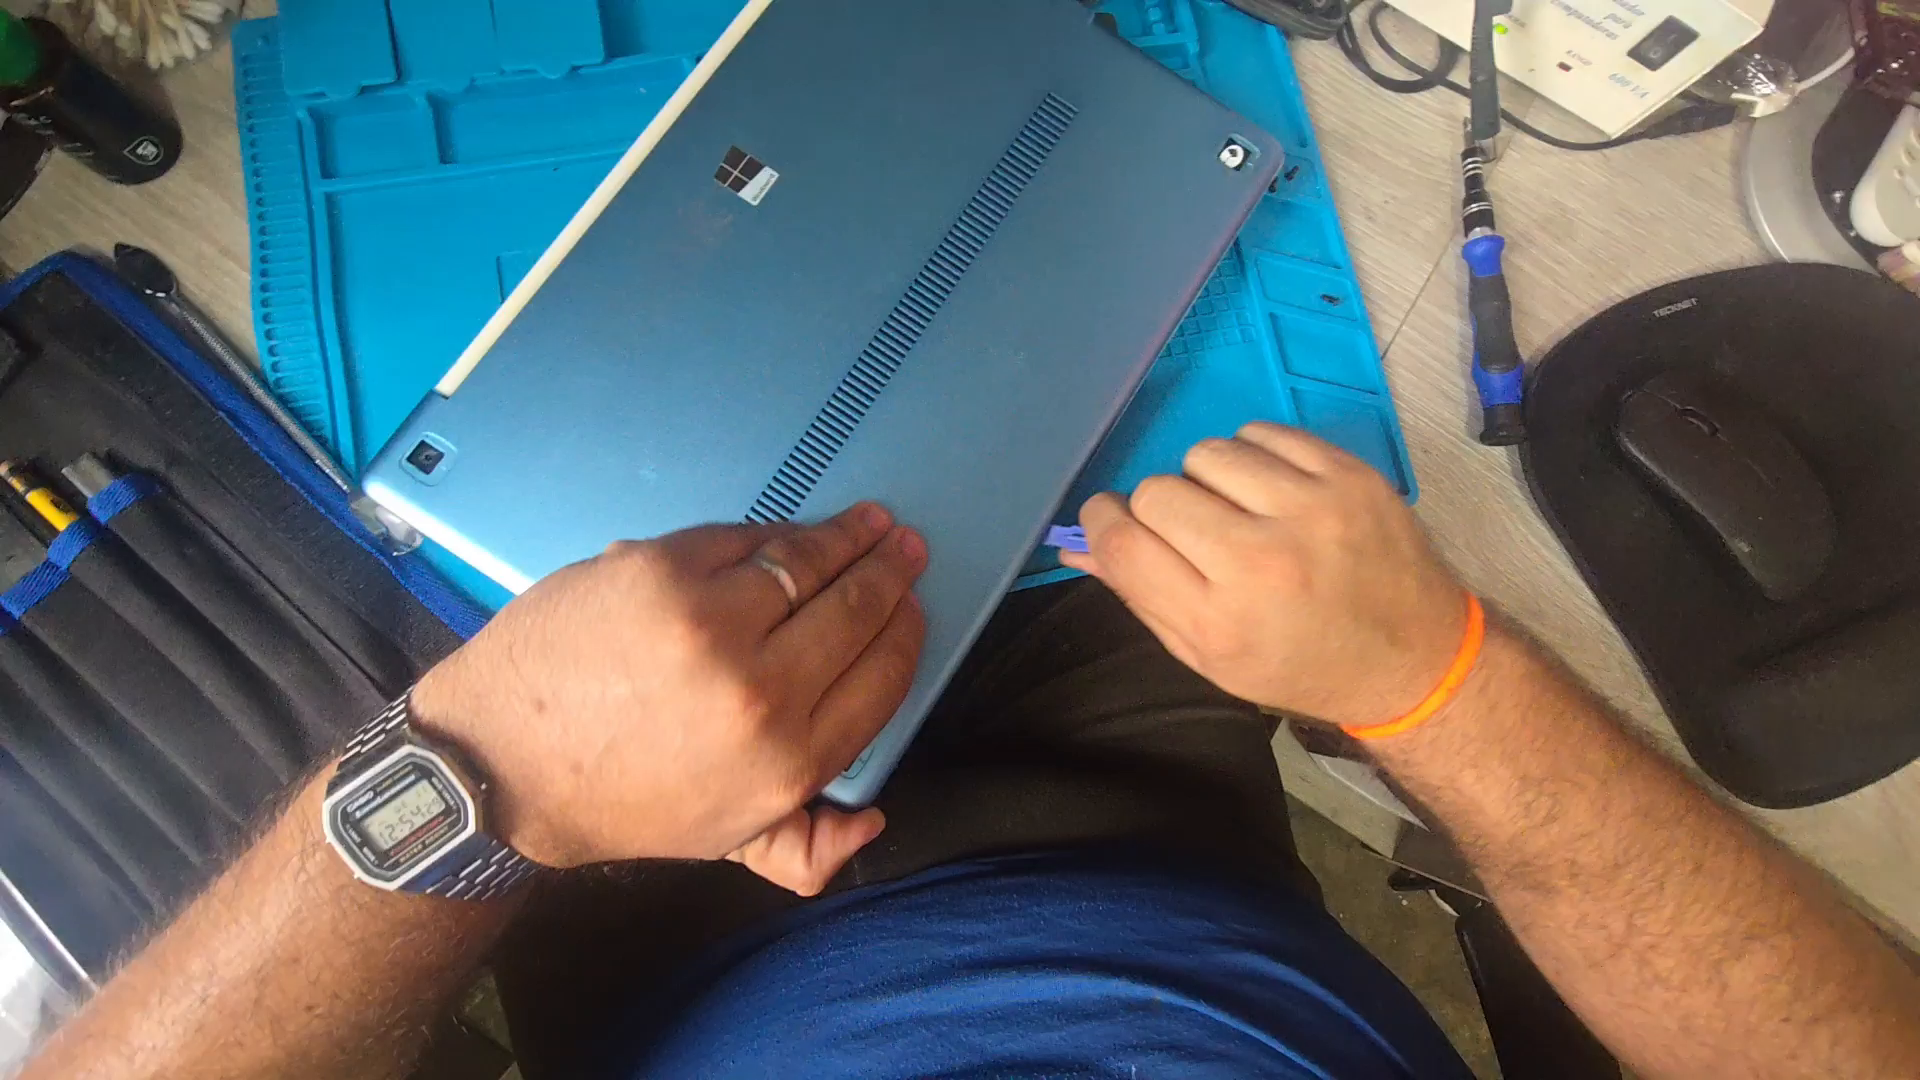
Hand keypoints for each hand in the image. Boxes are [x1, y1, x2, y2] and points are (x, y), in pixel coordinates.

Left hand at [409, 503, 927, 894]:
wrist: (501, 763)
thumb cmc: (625, 800)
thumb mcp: (722, 845)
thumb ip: (806, 848)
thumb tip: (874, 822)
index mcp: (788, 759)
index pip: (882, 675)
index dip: (905, 633)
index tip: (912, 608)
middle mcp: (763, 689)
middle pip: (856, 609)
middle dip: (892, 572)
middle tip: (908, 548)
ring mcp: (711, 621)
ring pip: (808, 561)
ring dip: (851, 536)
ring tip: (873, 522)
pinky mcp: (663, 568)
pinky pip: (747, 539)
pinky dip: (781, 533)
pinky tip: (799, 531)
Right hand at [1062, 423, 1466, 728]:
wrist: (1412, 661)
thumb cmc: (1295, 665)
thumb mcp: (1206, 655)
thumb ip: (1139, 594)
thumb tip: (1076, 546)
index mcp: (1217, 619)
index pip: (1121, 542)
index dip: (1102, 523)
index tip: (1112, 521)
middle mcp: (1260, 561)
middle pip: (1156, 492)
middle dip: (1157, 509)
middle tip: (1191, 533)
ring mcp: (1310, 510)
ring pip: (1204, 453)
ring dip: (1204, 479)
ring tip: (1235, 509)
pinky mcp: (1348, 475)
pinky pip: (1259, 432)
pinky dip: (1251, 456)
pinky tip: (1271, 489)